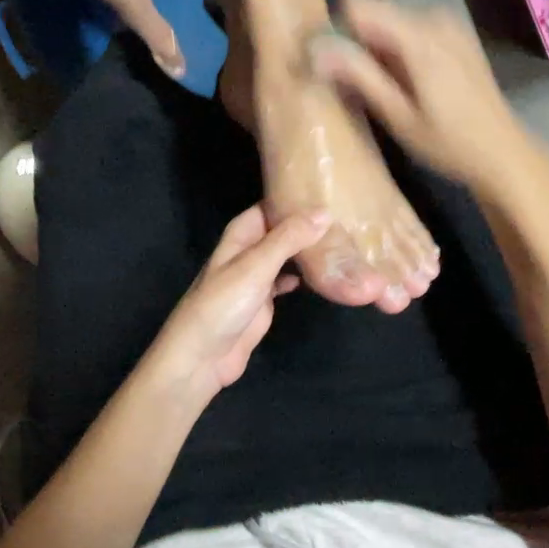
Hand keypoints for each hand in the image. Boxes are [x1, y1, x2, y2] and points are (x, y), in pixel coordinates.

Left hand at [145, 206, 331, 403]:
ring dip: (306, 251)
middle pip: (280, 230)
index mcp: (240, 235)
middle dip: (306, 225)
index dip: (293, 198)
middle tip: (346, 220)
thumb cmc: (223, 304)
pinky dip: (301, 277)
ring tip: (343, 242)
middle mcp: (247, 251)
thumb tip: (325, 211)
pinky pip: (285, 281)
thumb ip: (288, 239)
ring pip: (284, 256)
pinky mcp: (262, 302)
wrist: (203, 356)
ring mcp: (255, 277)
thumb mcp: (256, 265)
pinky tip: (323, 275)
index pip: (269, 206)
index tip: (328, 191)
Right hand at [311, 0, 545, 194]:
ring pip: (388, 24)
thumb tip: (315, 49)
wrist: (504, 153)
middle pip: (373, 13)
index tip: (331, 61)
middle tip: (356, 86)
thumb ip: (358, 76)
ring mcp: (447, 25)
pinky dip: (396, 53)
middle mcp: (433, 19)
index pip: (356, 2)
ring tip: (383, 90)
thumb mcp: (398, 115)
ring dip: (376, 51)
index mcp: (418, 37)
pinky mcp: (453, 35)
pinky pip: (408, 31)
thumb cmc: (448, 142)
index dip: (337, 28)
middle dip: (356, 44)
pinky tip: (404, 85)